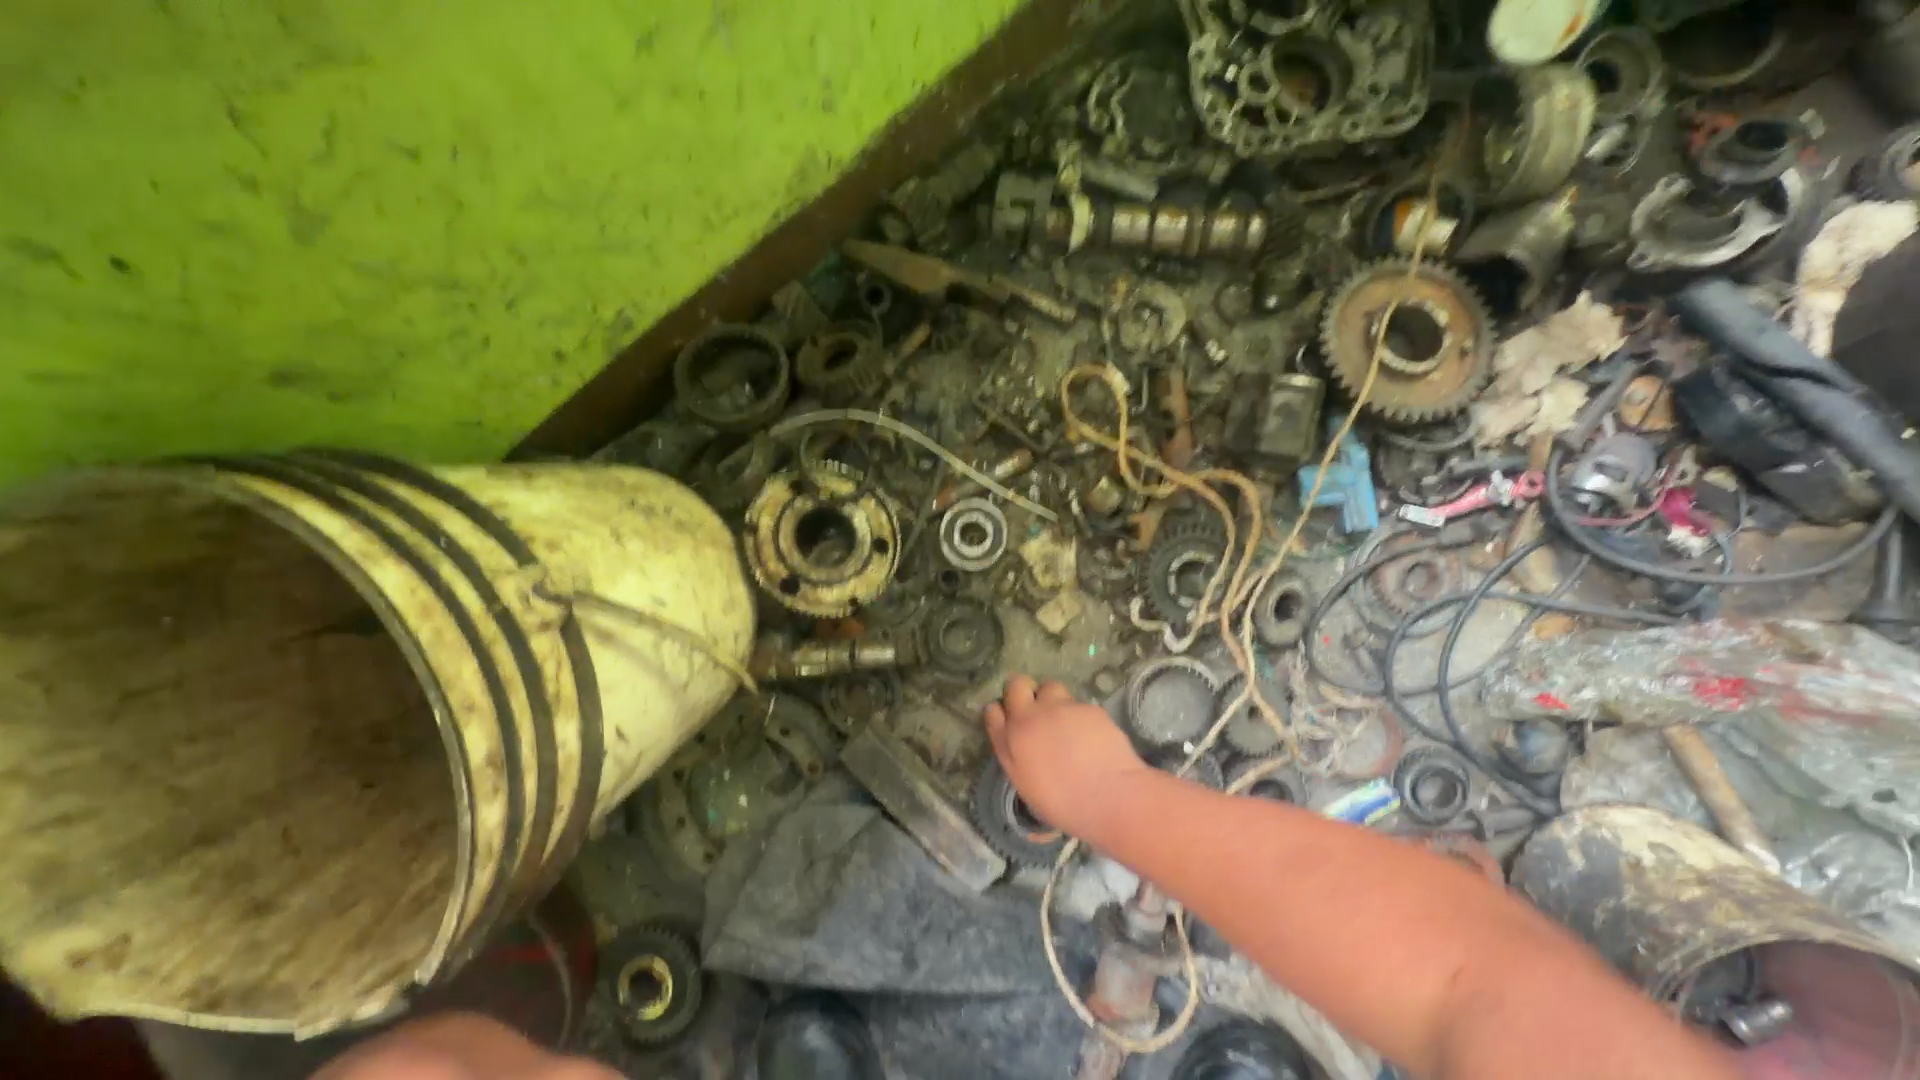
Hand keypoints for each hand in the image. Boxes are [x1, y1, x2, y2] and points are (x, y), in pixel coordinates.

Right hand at [982, 674, 1149, 837]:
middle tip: (1035, 709)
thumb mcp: (1026, 785)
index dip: (1001, 712)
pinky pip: (1078, 704)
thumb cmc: (1063, 803)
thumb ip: (1014, 756)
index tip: (1010, 719)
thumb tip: (1014, 737)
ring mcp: (1062, 708)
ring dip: (1053, 699)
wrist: (1110, 795)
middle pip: (1017, 685)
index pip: (993, 711)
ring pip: (1050, 688)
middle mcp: (1032, 715)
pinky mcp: (1088, 707)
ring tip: (1065, 721)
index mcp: (1013, 739)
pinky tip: (1091, 735)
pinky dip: (1080, 715)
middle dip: (1023, 690)